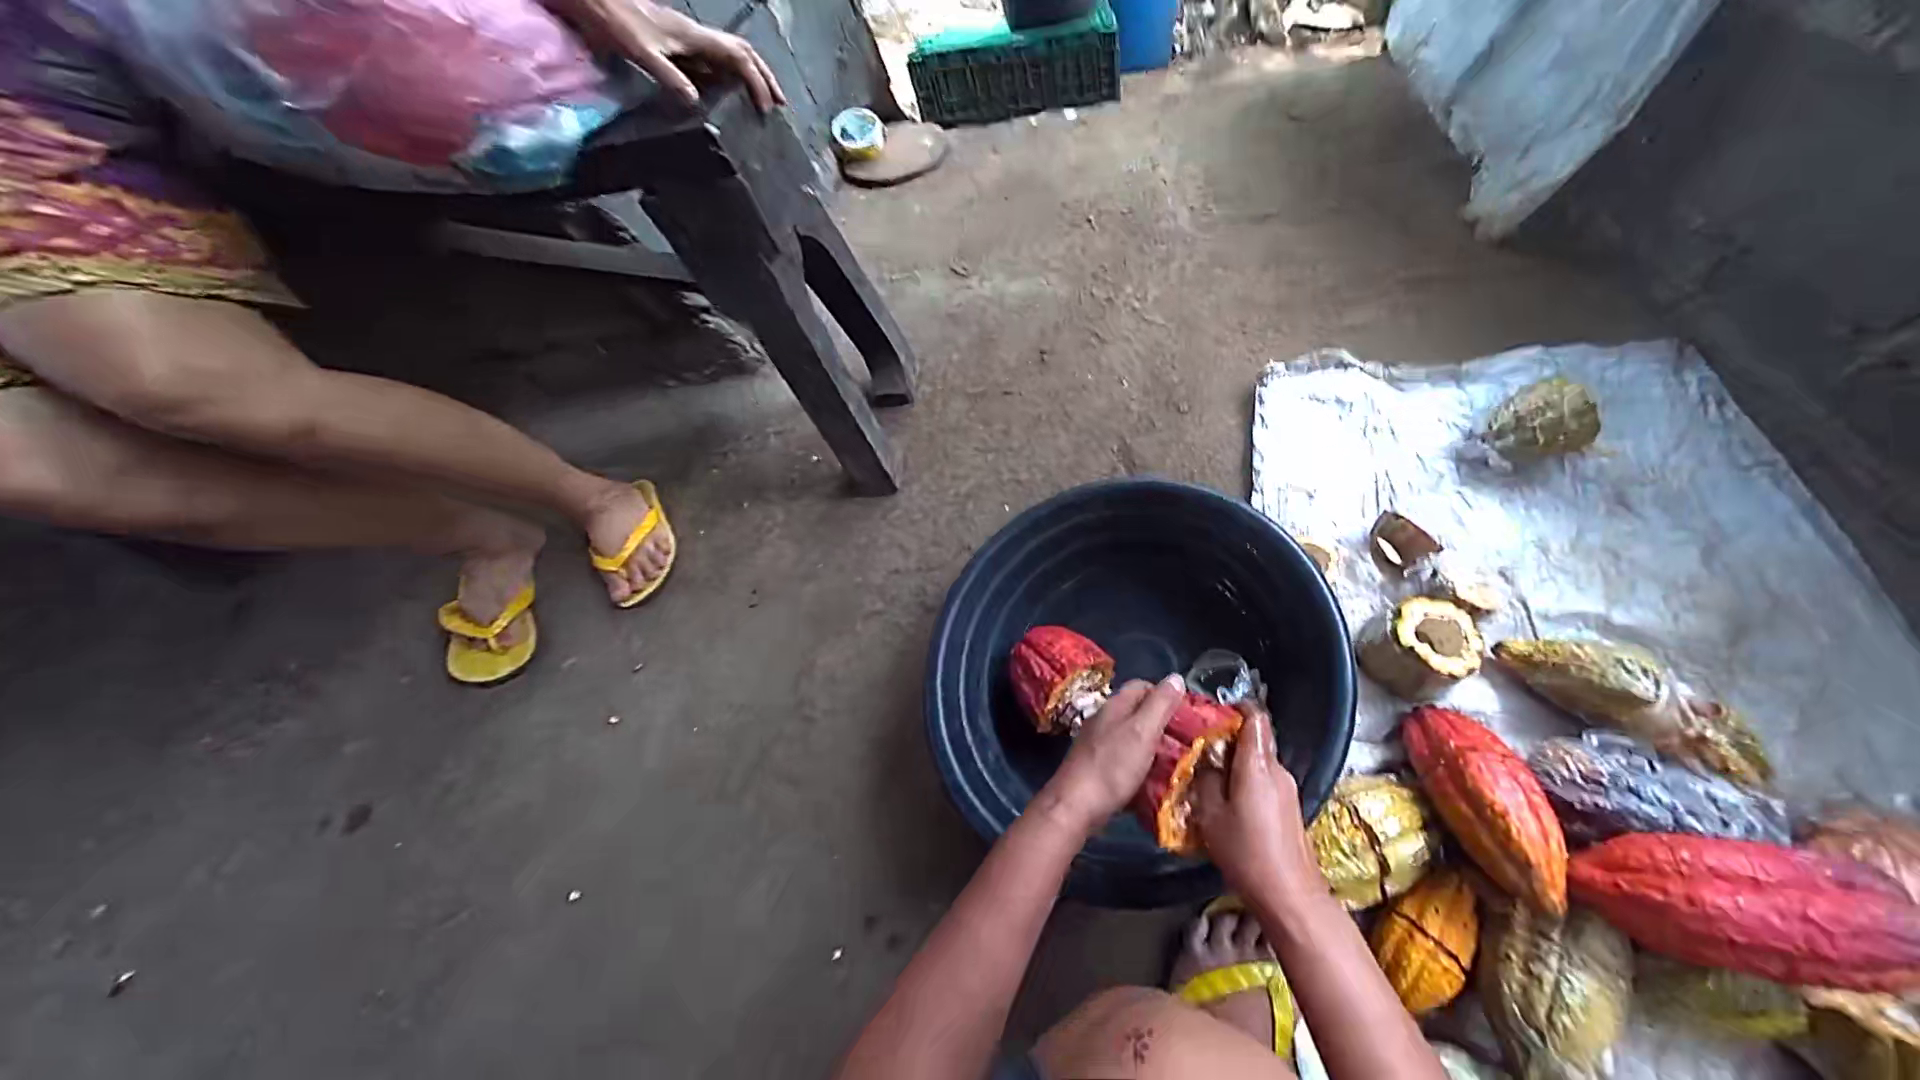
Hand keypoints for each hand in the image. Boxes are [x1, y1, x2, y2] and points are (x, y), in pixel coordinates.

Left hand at [556, 0, 786, 110]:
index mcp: (693, 37)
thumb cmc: (613, 21)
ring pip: (730, 54)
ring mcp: (685, 40)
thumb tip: (697, 102)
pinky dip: (728, 77)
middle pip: (742, 52)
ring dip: (750, 76)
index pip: (739, 58)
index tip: (766, 109)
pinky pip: (712, 61)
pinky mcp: (675, 45)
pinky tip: (728, 94)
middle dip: (764, 77)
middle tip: (780, 103)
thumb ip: (671, 77)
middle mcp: (695, 36)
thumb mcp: (642, 52)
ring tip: (762, 99)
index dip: (757, 82)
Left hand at [1038, 675, 1185, 833]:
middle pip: (1138, 713)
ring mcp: (1098, 745)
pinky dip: (1142, 767)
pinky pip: (1125, 761)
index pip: (1143, 686)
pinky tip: (1155, 782)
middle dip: (1164, 724)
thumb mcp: (1142, 731)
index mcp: (1114, 706)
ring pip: (1133, 739)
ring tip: (1179, 763)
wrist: (1075, 806)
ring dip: (1154, 748)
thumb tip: (1175, 677)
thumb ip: (1160, 704)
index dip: (1166, 695)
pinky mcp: (1097, 768)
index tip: (1188, 714)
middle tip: (1189, 743)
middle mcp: (1104, 721)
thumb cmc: (1112, 767)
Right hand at [1192, 702, 1322, 906]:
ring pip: (1257, 761)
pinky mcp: (1289, 807)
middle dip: (1226, 739)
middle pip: (1254, 739)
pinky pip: (1264, 781)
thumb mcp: (1210, 814)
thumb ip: (1205, 780)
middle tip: (1197, 748)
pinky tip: (1225, 800)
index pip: (1255, 717)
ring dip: (1234, 763)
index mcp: (1257, 765)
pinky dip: (1244, 781)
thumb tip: (1204, 762)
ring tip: (1206, 775)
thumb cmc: (1247, 853)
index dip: (1235, 707)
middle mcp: (1277, 770)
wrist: (1291, 897)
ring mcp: (1287, 789)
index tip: (1211, 712)